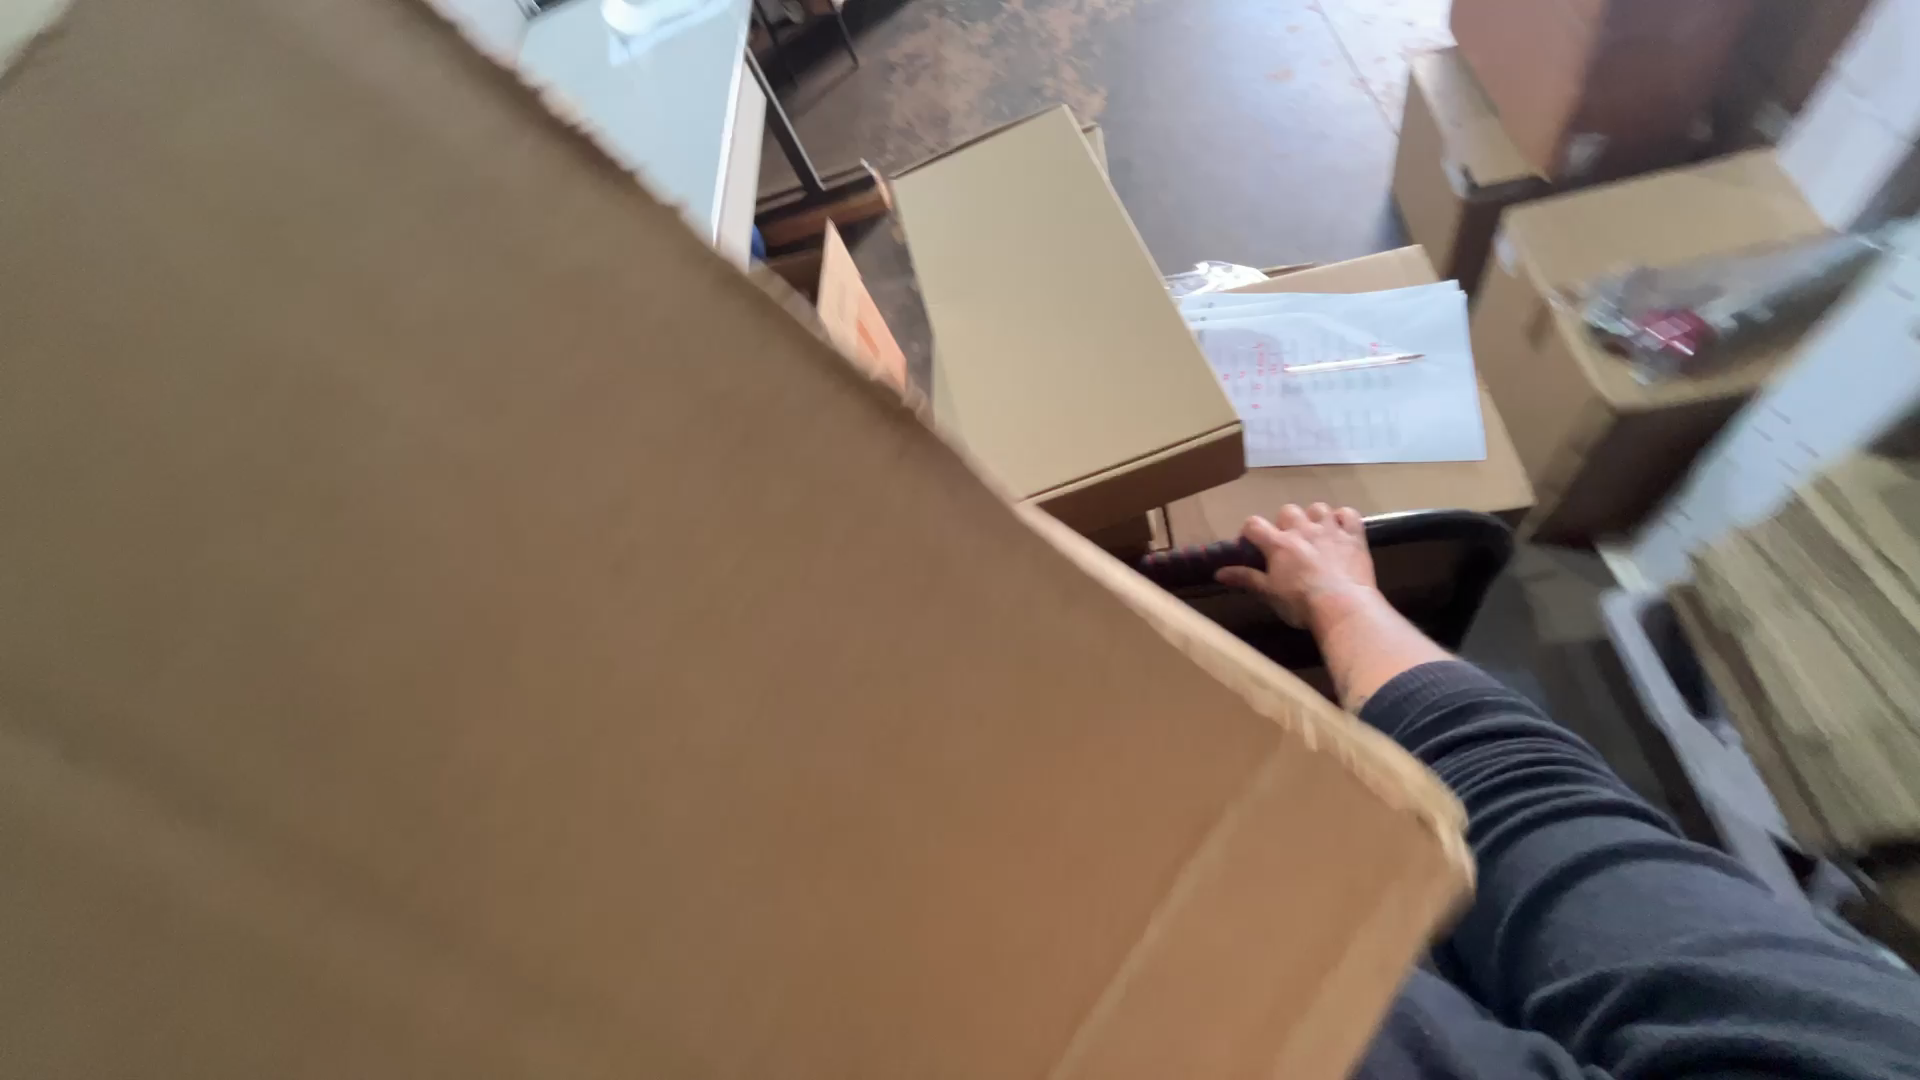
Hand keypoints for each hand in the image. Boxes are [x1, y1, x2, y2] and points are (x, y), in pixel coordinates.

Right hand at [1215, 503, 1378, 629]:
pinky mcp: (1354, 536)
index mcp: (1278, 544)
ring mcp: (1330, 530)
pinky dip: (1343, 518)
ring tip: (1314, 533)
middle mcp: (1302, 529)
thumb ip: (1245, 578)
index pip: (1253, 524)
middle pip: (1287, 510)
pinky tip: (1340, 529)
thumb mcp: (1268, 593)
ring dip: (1314, 517)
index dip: (1249, 531)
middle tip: (1287, 542)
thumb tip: (1218, 573)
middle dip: (1284, 522)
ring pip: (1318, 508)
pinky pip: (1349, 514)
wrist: (1343, 607)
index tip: (1250, 545)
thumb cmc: (1300, 603)